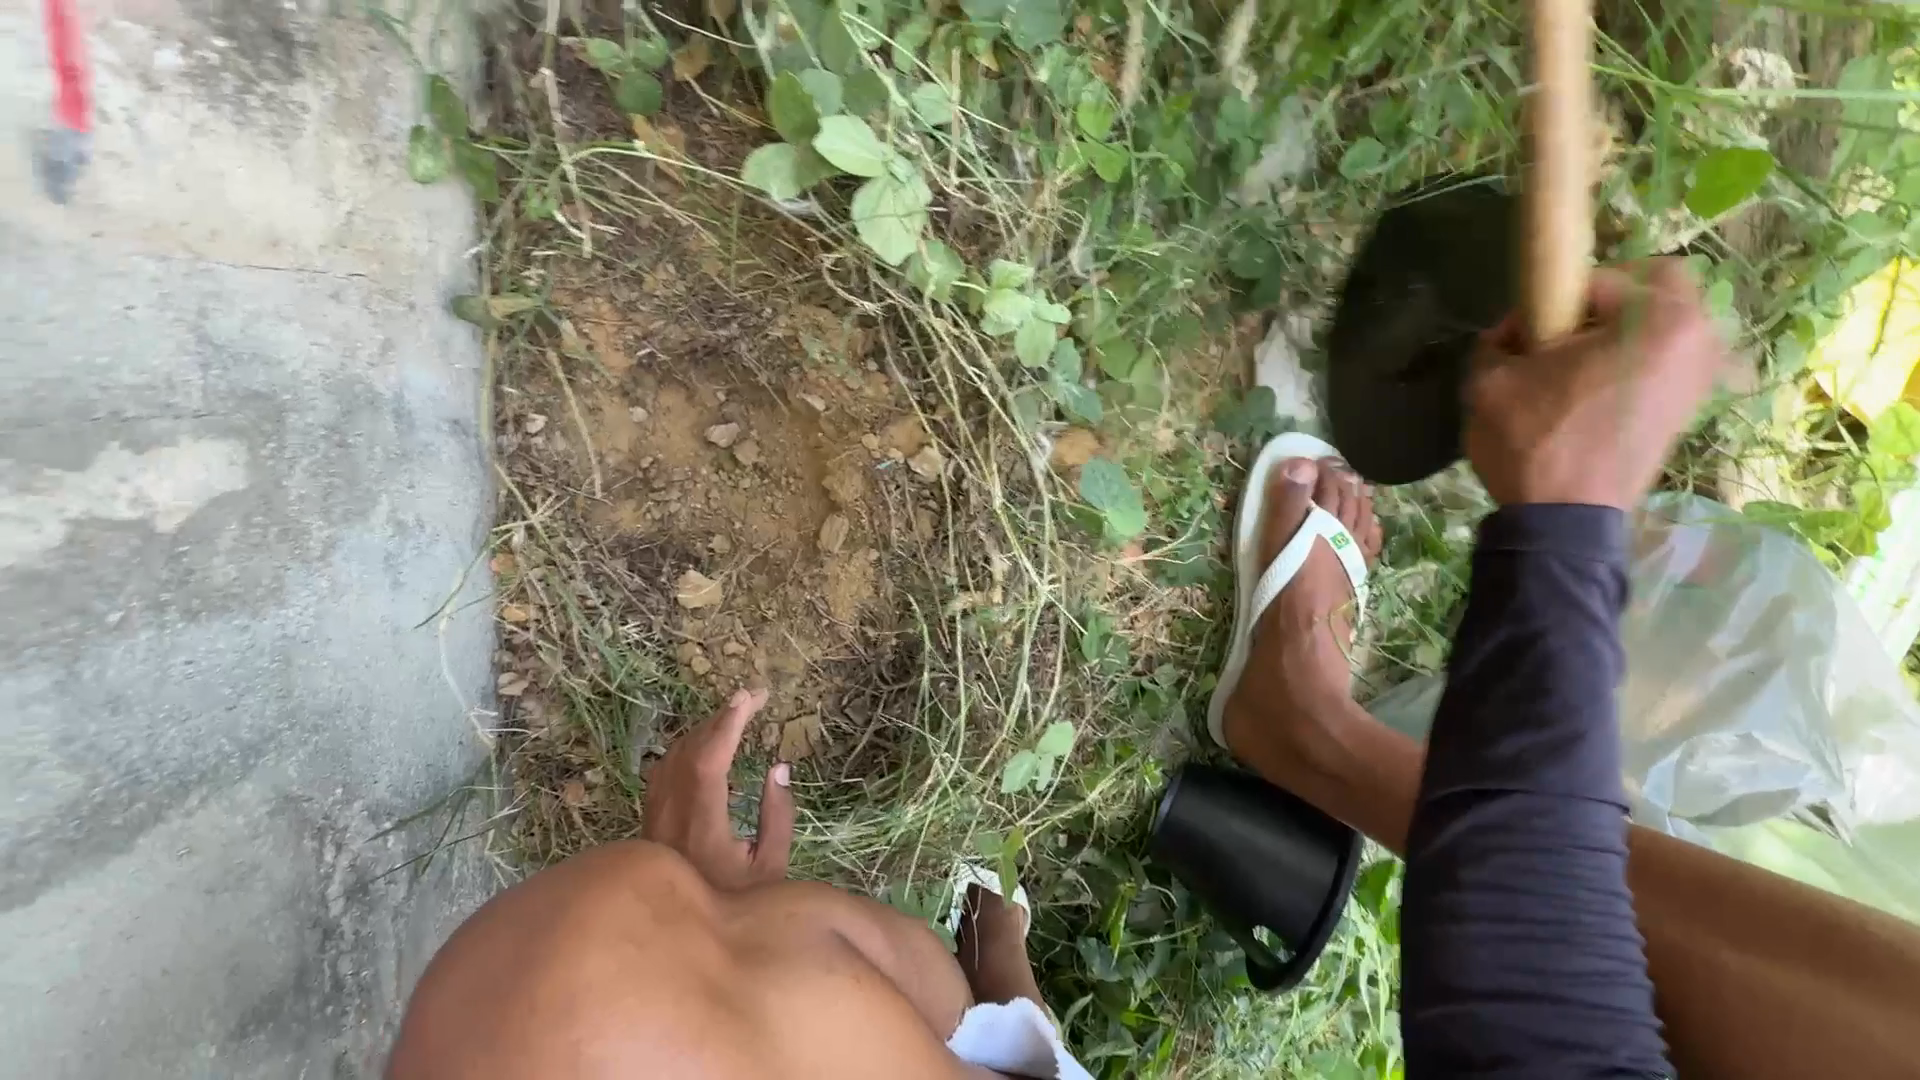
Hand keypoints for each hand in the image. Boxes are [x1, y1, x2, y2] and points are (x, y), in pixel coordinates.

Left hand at [640, 688, 794, 889]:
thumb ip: (778, 815)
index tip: (749, 698)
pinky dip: (686, 748)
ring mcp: (654, 821)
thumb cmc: (738, 909)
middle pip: (688, 751)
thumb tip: (778, 767)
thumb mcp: (772, 868)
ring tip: (734, 714)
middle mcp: (670, 819)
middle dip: (720, 718)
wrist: (679, 951)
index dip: (727, 725)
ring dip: (702, 730)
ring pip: (671, 758)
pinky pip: (662, 772)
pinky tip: (703, 746)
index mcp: (702, 828)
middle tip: (752, 697)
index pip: (709, 761)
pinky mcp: (649, 825)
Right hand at [1466, 259, 1728, 509]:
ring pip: (1667, 323)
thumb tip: (1513, 333)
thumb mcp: (1491, 381)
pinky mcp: (1691, 405)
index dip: (1556, 297)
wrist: (1564, 517)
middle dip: (1609, 300)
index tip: (1528, 328)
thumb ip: (1499, 341)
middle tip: (1561, 333)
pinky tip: (1592, 390)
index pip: (1603, 279)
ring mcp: (1702, 375)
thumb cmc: (1531, 440)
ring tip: (1575, 366)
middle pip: (1660, 287)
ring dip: (1624, 331)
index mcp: (1656, 319)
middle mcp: (1698, 337)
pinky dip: (1635, 361)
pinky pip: (1668, 359)